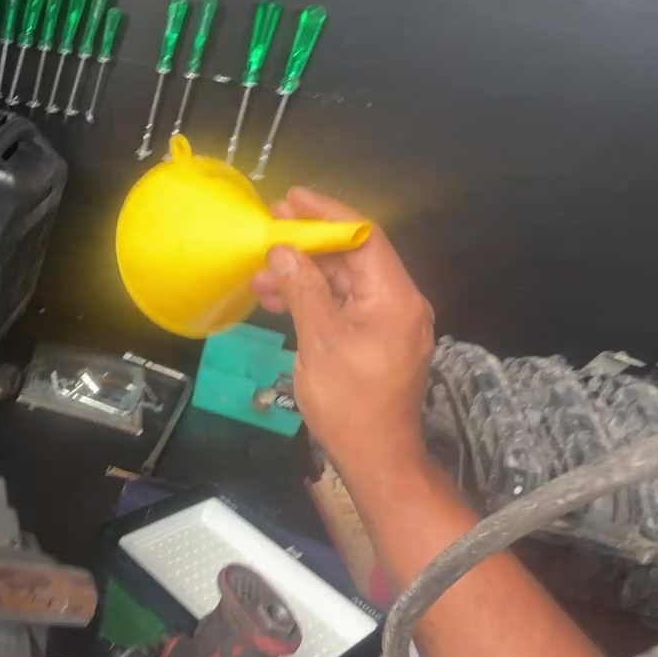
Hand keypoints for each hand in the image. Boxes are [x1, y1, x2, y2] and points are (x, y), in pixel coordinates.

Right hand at [249, 187, 434, 482]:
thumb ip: (303, 290)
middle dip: (308, 242)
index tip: (290, 199)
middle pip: (353, 257)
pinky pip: (342, 304)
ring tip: (259, 272)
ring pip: (343, 281)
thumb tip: (282, 250)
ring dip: (303, 272)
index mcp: (395, 299)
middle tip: (268, 228)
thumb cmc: (350, 401)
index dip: (327, 214)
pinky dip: (311, 297)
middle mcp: (398, 303)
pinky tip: (277, 299)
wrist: (375, 457)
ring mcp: (387, 322)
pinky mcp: (374, 339)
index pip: (364, 238)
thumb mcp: (320, 341)